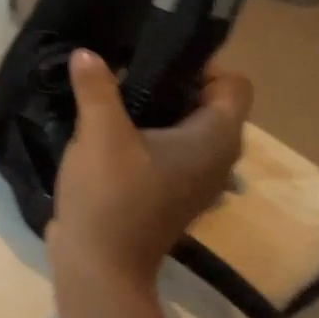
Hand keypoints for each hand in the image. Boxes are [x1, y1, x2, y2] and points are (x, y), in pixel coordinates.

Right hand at [50, 48, 252, 286]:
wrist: (99, 264)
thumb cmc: (111, 196)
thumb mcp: (99, 135)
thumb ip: (96, 89)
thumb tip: (87, 53)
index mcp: (216, 138)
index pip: (231, 83)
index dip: (197, 65)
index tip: (147, 61)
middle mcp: (218, 157)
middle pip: (204, 103)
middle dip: (165, 85)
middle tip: (118, 78)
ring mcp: (195, 179)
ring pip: (182, 128)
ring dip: (149, 113)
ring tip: (105, 105)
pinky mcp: (169, 194)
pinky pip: (165, 152)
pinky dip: (142, 139)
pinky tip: (103, 139)